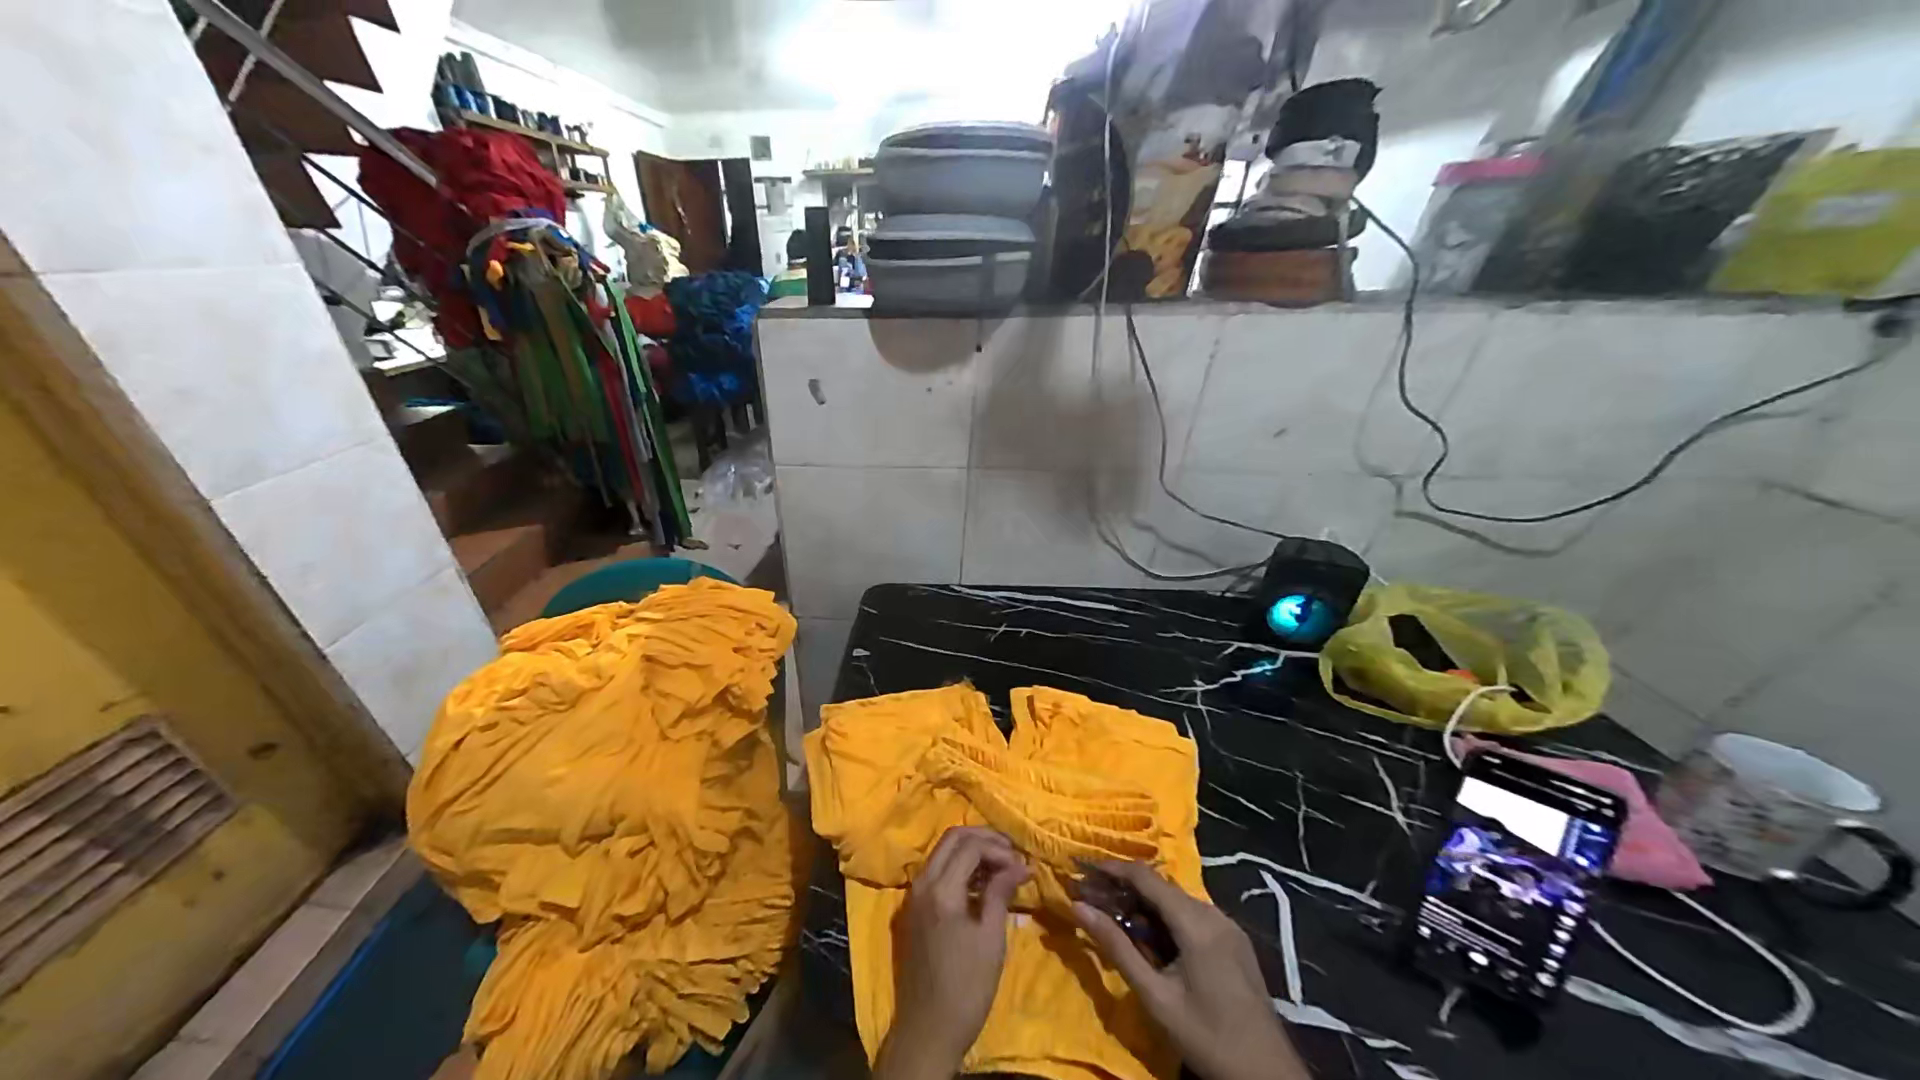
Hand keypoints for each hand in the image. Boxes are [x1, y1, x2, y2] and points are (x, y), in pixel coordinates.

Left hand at [872, 827, 1030, 1079]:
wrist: (928, 1030)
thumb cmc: (966, 987)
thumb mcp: (991, 938)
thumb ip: (1000, 893)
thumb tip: (1019, 865)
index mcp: (940, 890)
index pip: (969, 846)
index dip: (999, 849)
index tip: (1022, 865)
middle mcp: (921, 883)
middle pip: (952, 838)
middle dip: (983, 839)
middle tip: (1011, 854)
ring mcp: (913, 895)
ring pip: (942, 852)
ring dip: (971, 851)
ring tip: (1001, 866)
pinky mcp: (913, 909)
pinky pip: (936, 871)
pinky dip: (959, 867)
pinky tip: (981, 883)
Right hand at [1073, 861, 1309, 1079]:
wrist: (1267, 1075)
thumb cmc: (1206, 1036)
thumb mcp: (1155, 996)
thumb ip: (1117, 947)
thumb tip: (1079, 907)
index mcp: (1196, 923)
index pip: (1146, 877)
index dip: (1112, 869)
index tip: (1083, 869)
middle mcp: (1214, 914)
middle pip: (1162, 886)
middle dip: (1125, 888)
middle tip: (1093, 897)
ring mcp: (1229, 927)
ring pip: (1178, 900)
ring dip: (1146, 903)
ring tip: (1116, 916)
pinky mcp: (1235, 941)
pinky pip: (1194, 915)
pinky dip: (1167, 916)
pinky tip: (1152, 937)